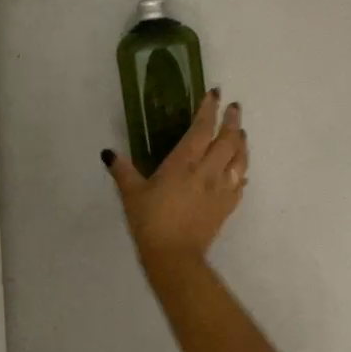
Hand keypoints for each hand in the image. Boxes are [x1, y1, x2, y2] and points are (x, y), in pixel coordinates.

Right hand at [104, 91, 247, 270]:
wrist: (174, 256)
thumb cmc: (150, 222)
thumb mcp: (131, 194)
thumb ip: (122, 170)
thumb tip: (108, 153)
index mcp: (183, 163)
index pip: (201, 129)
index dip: (208, 110)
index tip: (214, 95)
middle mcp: (207, 171)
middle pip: (227, 140)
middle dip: (231, 121)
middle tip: (233, 108)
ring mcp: (221, 189)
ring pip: (239, 159)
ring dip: (241, 143)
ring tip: (240, 133)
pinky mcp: (227, 207)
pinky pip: (240, 184)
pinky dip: (242, 172)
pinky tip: (240, 171)